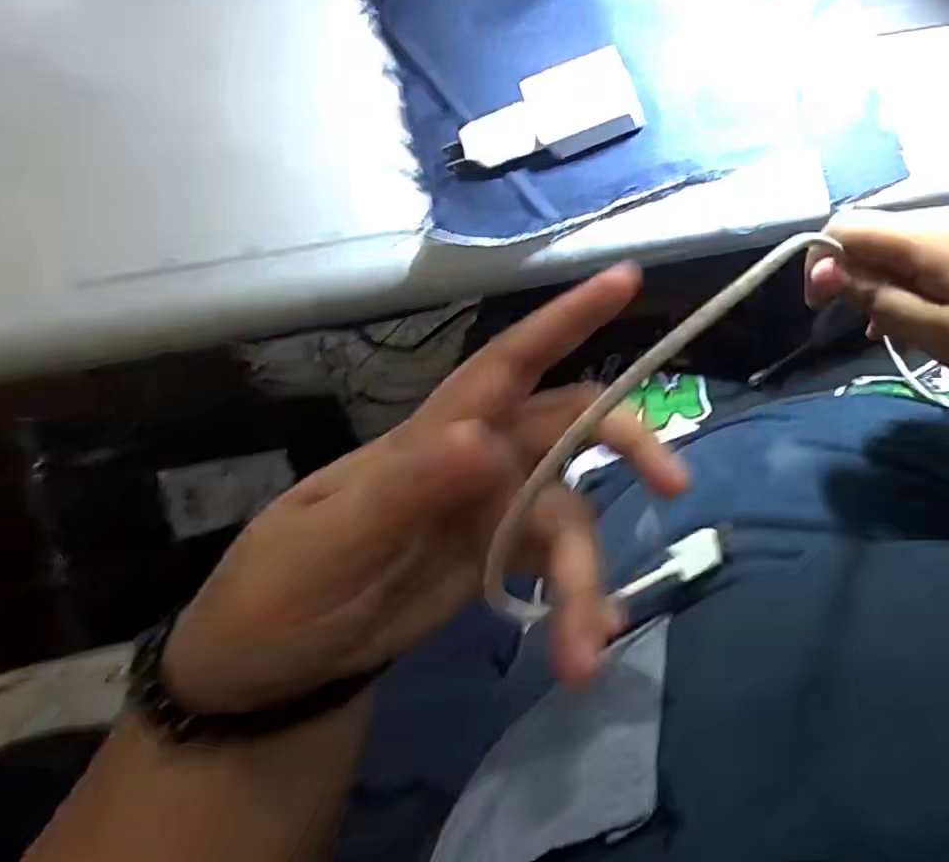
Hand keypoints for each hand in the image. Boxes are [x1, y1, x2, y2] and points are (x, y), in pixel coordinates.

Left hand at [164, 265, 689, 712]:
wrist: (274, 670)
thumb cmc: (283, 587)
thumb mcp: (327, 543)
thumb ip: (405, 490)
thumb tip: (483, 440)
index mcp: (440, 430)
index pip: (511, 360)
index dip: (569, 317)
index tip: (627, 279)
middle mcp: (488, 454)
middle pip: (578, 427)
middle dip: (632, 447)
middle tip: (675, 485)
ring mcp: (504, 503)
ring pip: (576, 516)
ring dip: (586, 579)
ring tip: (587, 650)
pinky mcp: (511, 550)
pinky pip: (565, 563)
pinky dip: (581, 601)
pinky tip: (586, 641)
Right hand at [806, 206, 948, 391]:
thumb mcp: (936, 331)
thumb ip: (878, 298)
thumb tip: (828, 271)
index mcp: (927, 235)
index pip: (847, 226)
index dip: (821, 261)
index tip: (820, 307)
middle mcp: (939, 219)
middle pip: (869, 232)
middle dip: (848, 273)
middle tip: (851, 320)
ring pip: (892, 245)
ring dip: (874, 281)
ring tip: (880, 328)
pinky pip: (918, 255)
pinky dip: (901, 281)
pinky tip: (906, 317)